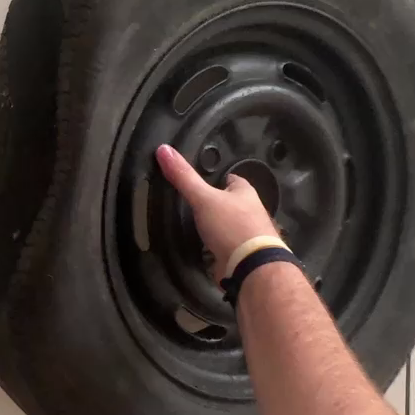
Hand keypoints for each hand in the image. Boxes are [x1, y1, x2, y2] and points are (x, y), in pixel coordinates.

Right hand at [156, 144, 279, 279]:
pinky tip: (206, 248)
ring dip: (218, 226)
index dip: (219, 179)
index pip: (232, 180)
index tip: (205, 180)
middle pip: (232, 203)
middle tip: (197, 204)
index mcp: (246, 193)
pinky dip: (218, 246)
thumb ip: (184, 177)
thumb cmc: (231, 226)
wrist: (251, 266)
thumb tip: (163, 148)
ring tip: (197, 226)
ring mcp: (249, 234)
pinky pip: (228, 245)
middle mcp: (251, 211)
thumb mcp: (203, 198)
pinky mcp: (244, 254)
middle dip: (218, 204)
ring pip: (230, 225)